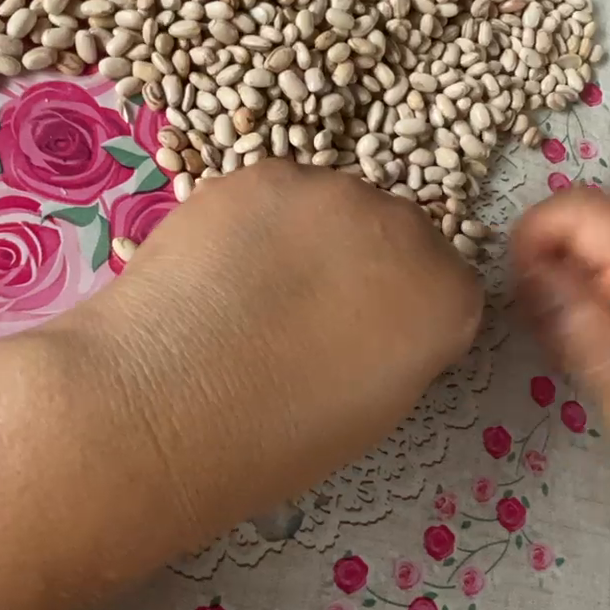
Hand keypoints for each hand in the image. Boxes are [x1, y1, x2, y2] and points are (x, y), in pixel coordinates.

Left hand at [54, 160, 481, 530]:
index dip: (401, 313)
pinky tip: (221, 263)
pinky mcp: (263, 172)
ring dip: (310, 236)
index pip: (445, 288)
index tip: (365, 338)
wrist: (164, 404)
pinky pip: (277, 192)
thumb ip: (402, 344)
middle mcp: (403, 227)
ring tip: (252, 286)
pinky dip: (258, 221)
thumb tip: (381, 313)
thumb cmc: (272, 437)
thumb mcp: (373, 408)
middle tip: (304, 308)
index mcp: (444, 296)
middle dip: (363, 265)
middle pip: (396, 236)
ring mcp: (329, 190)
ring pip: (334, 207)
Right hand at [512, 188, 609, 501]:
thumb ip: (582, 330)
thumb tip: (529, 272)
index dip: (532, 237)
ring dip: (562, 282)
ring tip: (577, 345)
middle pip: (578, 216)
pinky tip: (600, 337)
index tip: (522, 295)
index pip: (579, 208)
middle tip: (549, 333)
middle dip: (544, 266)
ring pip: (586, 235)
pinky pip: (605, 253)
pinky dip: (584, 288)